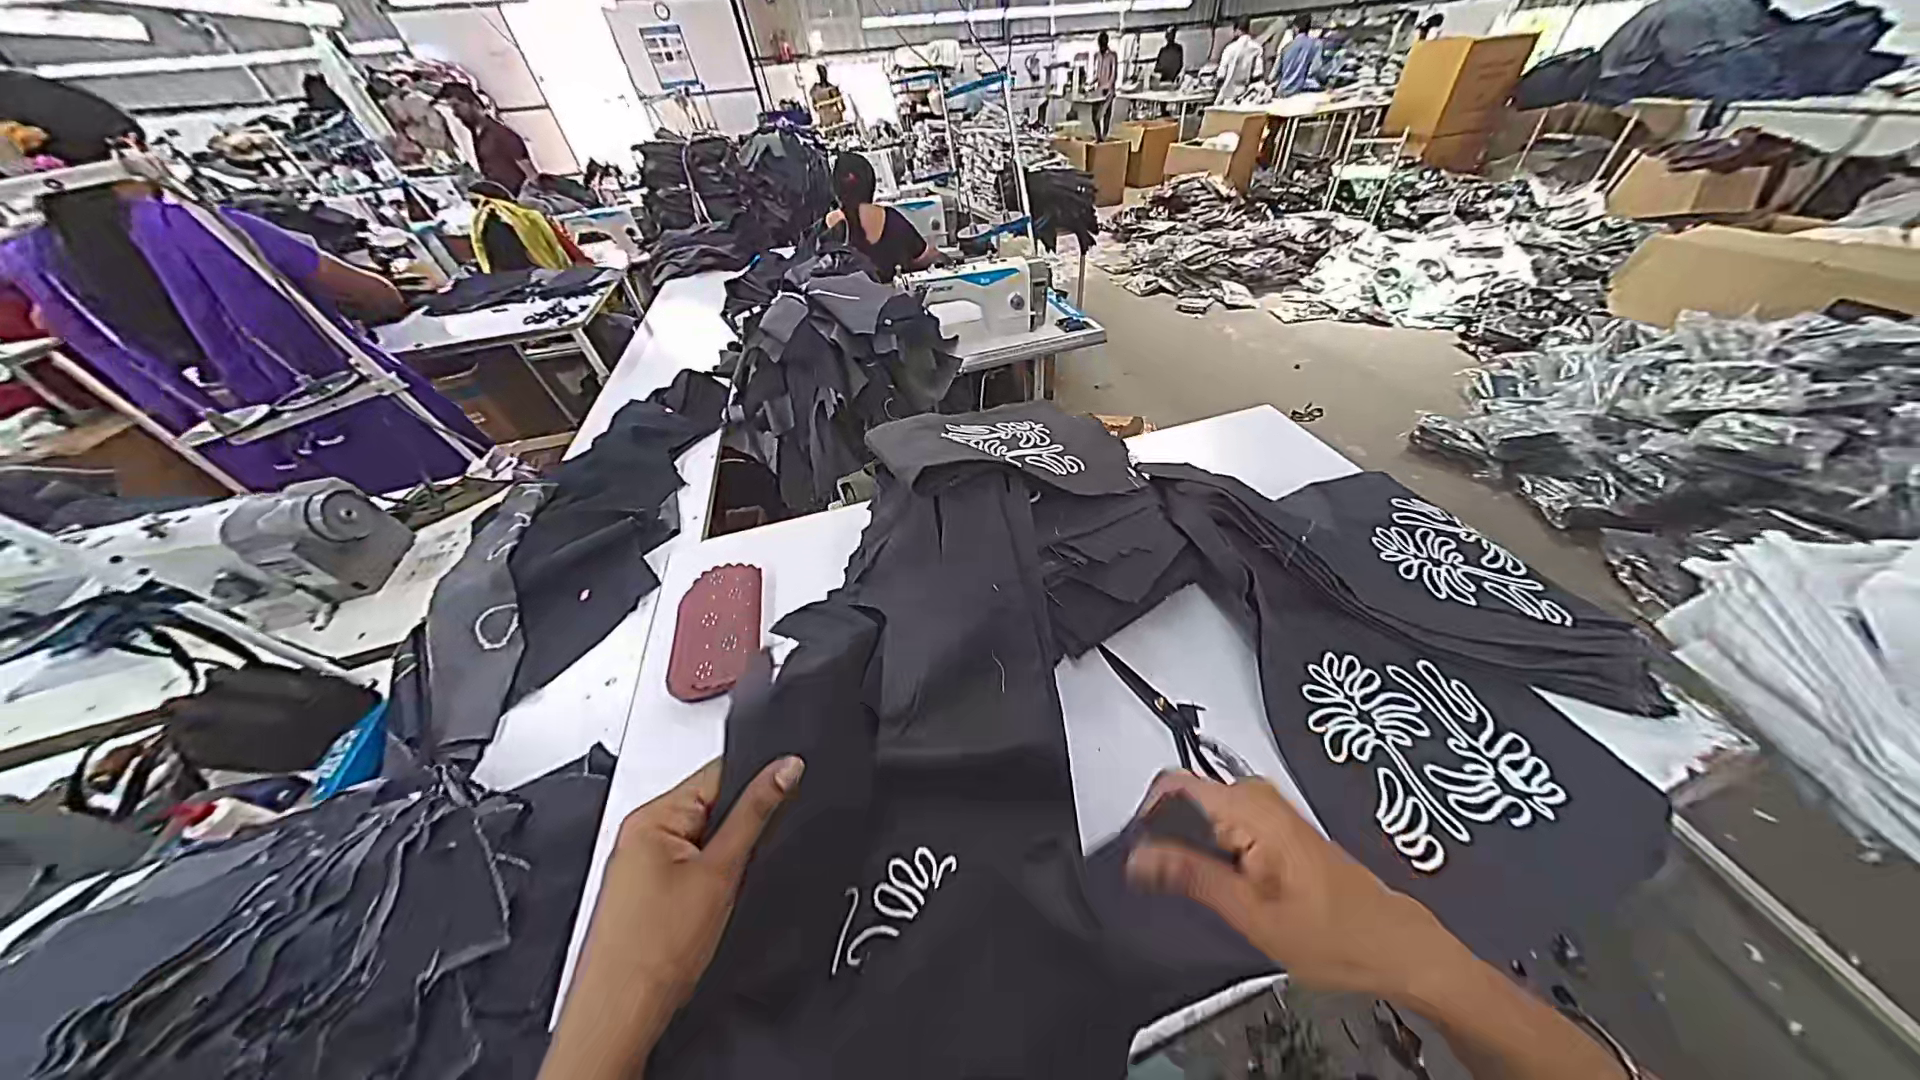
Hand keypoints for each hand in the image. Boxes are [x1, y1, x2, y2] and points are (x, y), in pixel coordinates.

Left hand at [540, 755, 802, 1079]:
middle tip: (737, 863)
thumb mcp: (722, 870)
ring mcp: (642, 861)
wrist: (619, 1019)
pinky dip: (710, 875)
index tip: (783, 791)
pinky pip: (693, 861)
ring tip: (716, 889)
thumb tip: (785, 768)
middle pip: (713, 803)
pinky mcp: (647, 887)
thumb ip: (757, 812)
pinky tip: (706, 903)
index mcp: (653, 815)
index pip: (720, 771)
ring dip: (724, 854)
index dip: (756, 781)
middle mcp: (642, 832)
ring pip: (706, 836)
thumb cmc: (652, 952)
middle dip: (738, 827)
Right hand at [1127, 771, 1633, 1078]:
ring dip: (1186, 843)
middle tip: (1169, 882)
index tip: (1138, 852)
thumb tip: (1136, 857)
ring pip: (1198, 810)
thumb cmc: (1336, 933)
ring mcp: (1264, 805)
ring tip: (1198, 887)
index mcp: (1247, 807)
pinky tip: (1221, 881)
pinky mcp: (1269, 820)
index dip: (1145, 816)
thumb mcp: (1249, 912)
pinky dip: (1206, 846)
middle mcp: (1254, 794)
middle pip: (1182, 797)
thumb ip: (1187, 875)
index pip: (1171, 785)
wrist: (1398, 946)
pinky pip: (1218, 819)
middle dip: (1165, 834)